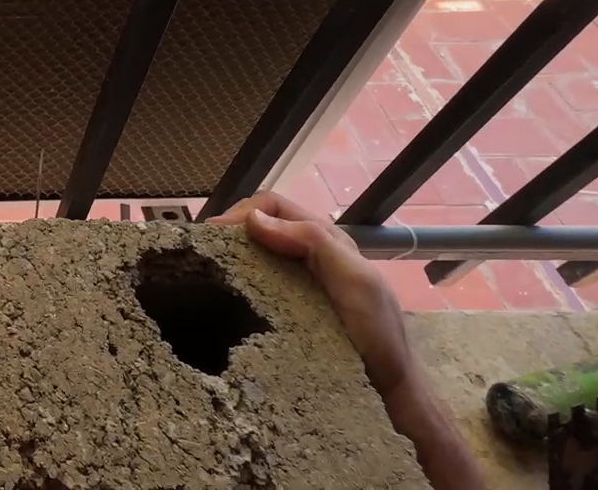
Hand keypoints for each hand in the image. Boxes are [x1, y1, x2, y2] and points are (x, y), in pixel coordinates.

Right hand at [211, 192, 483, 488]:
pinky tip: (228, 291)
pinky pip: (259, 276)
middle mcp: (310, 251)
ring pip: (258, 248)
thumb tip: (252, 218)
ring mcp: (299, 277)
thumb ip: (314, 242)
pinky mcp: (290, 302)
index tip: (215, 235)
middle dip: (232, 229)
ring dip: (233, 251)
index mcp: (326, 238)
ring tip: (210, 267)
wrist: (391, 392)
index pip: (273, 205)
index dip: (242, 211)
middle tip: (206, 250)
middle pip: (261, 222)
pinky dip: (240, 275)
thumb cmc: (376, 334)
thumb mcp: (356, 281)